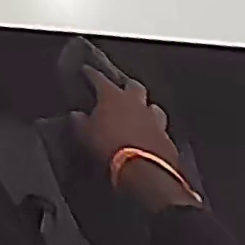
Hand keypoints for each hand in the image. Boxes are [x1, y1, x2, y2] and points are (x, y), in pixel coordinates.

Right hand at [69, 68, 199, 211]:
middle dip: (126, 86)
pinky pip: (161, 131)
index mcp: (113, 96)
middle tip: (120, 90)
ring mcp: (155, 121)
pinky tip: (149, 137)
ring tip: (140, 114)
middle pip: (134, 86)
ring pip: (153, 107)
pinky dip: (154, 132)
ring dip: (146, 109)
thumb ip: (79, 120)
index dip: (91, 73)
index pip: (99, 78)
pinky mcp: (168, 141)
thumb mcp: (84, 133)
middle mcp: (136, 103)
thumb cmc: (108, 147)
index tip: (85, 69)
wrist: (144, 174)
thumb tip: (77, 114)